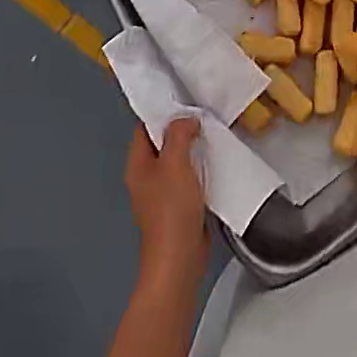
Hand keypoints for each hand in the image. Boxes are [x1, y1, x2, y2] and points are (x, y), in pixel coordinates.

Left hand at [124, 118, 207, 288]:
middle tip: (205, 113)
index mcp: (138, 165)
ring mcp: (164, 191)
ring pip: (180, 159)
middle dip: (183, 128)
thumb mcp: (175, 163)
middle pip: (164, 142)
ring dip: (195, 147)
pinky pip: (191, 176)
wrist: (179, 259)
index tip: (186, 98)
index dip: (163, 111)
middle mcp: (147, 176)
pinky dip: (203, 166)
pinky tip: (218, 159)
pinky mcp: (181, 204)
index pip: (146, 127)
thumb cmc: (171, 210)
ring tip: (215, 131)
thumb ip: (179, 135)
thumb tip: (187, 119)